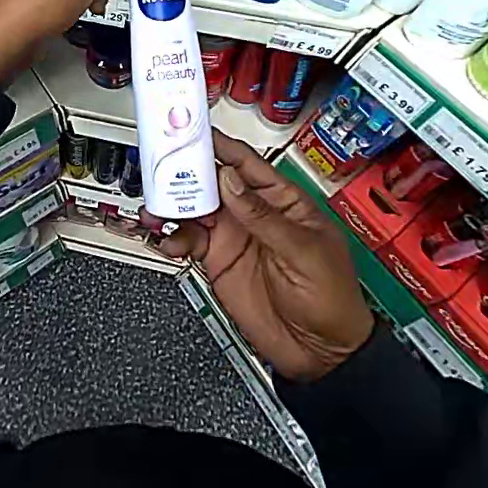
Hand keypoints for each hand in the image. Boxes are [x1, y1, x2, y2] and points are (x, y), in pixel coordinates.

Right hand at [155, 132, 373, 381]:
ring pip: (194, 209)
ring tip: (155, 211)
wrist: (321, 355)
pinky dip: (173, 238)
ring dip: (172, 206)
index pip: (245, 163)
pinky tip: (168, 242)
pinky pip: (189, 241)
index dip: (219, 145)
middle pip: (211, 182)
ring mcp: (233, 236)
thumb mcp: (303, 252)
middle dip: (185, 173)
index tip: (192, 133)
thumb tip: (230, 181)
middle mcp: (252, 213)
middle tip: (161, 171)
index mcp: (280, 200)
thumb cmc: (331, 296)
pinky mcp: (218, 261)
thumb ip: (263, 217)